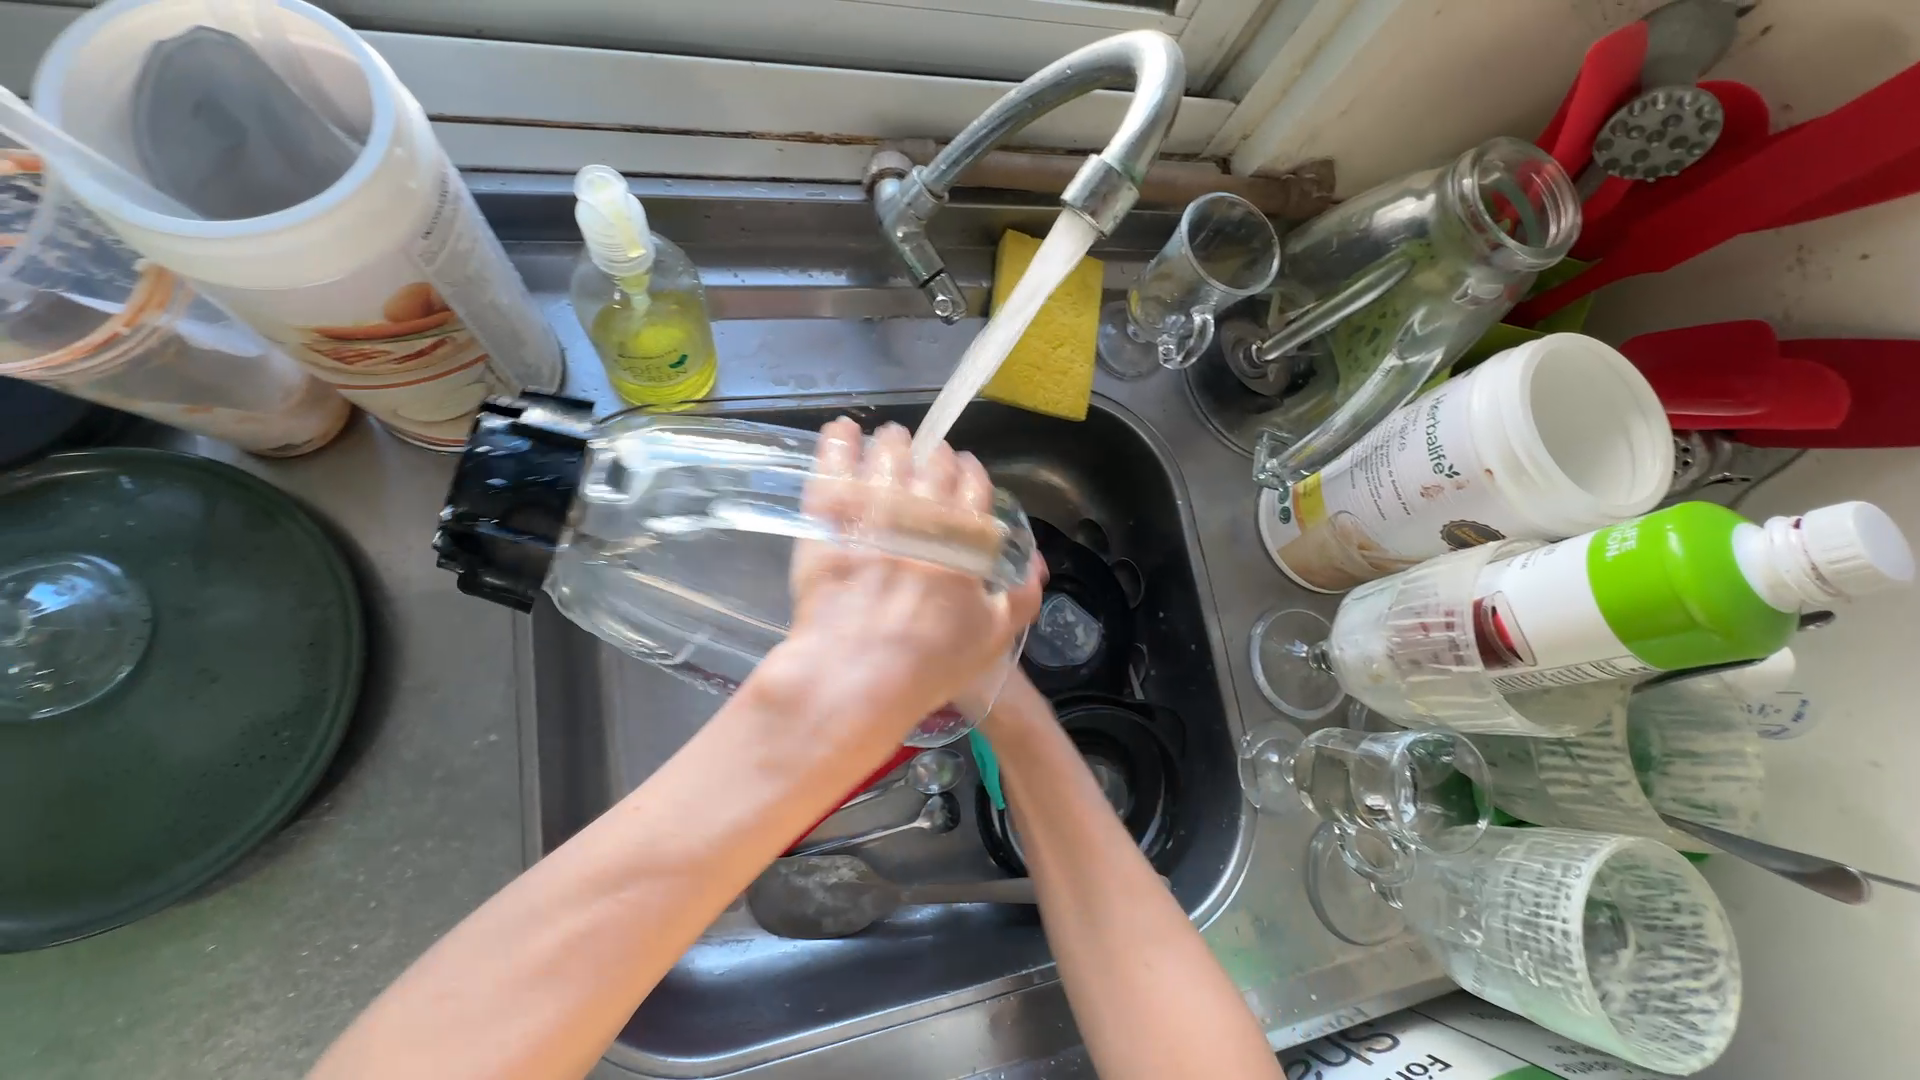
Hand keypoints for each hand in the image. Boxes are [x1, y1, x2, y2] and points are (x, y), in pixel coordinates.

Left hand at [781, 419, 1042, 745]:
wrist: (855, 674)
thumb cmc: (929, 663)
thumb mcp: (993, 638)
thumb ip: (1020, 598)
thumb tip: (1036, 567)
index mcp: (965, 538)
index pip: (974, 487)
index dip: (970, 473)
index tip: (963, 469)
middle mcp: (923, 514)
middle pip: (932, 465)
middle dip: (933, 453)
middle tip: (926, 451)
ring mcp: (874, 512)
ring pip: (887, 458)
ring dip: (892, 442)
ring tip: (890, 437)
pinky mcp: (830, 520)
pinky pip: (835, 468)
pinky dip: (839, 443)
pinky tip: (842, 429)